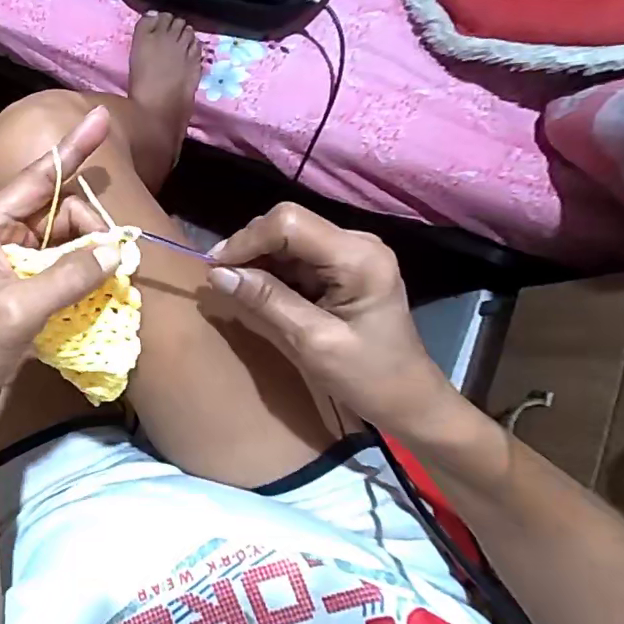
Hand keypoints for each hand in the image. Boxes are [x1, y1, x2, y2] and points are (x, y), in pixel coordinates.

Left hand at [0, 106, 118, 417]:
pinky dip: (84, 268)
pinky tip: (100, 281)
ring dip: (90, 250)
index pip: (36, 178)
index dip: (71, 149)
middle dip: (89, 226)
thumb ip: (69, 276)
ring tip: (107, 275)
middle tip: (115, 256)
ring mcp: (14, 256)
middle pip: (58, 209)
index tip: (100, 118)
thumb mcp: (20, 308)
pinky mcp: (26, 282)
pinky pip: (64, 261)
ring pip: (65, 236)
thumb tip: (115, 251)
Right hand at [206, 203, 459, 438]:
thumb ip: (266, 302)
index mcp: (358, 257)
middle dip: (249, 248)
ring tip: (235, 288)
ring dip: (256, 260)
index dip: (246, 240)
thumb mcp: (312, 342)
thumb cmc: (368, 377)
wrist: (408, 400)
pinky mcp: (341, 266)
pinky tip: (258, 292)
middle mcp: (356, 243)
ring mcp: (350, 252)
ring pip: (286, 237)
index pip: (289, 223)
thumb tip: (217, 274)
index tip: (215, 269)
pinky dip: (271, 270)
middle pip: (286, 224)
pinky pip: (295, 255)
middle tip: (221, 281)